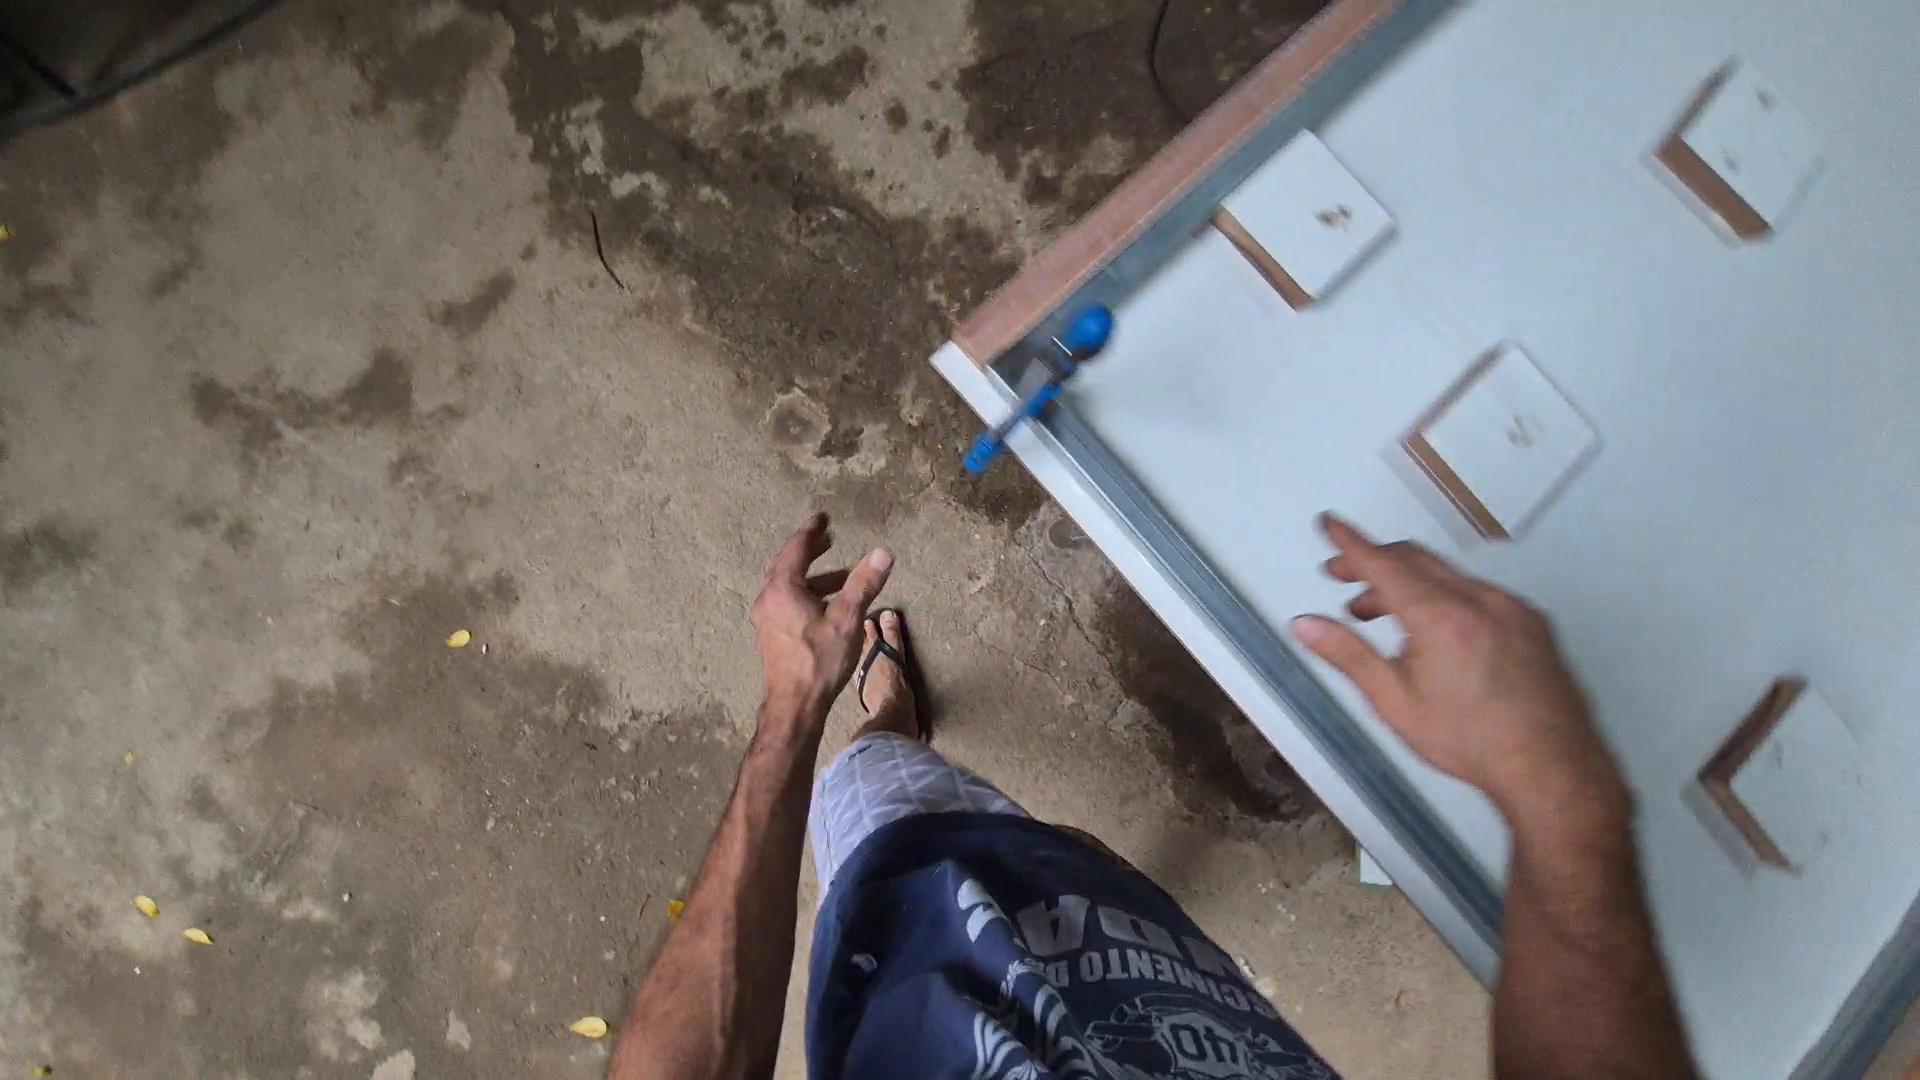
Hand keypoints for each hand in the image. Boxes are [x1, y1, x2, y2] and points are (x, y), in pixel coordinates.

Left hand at [750, 513, 893, 722]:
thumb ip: (863, 584)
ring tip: (840, 578)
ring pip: (787, 587)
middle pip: (787, 566)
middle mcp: (768, 599)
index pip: (796, 550)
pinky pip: (786, 602)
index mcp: (783, 588)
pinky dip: (805, 594)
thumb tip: (883, 553)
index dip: (811, 533)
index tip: (822, 519)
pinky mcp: (771, 635)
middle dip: (808, 552)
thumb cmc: (820, 659)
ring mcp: (766, 619)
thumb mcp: (847, 618)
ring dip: (812, 578)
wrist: (795, 704)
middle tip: (827, 540)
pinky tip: (825, 606)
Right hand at [1290, 514, 1627, 824]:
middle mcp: (1480, 602)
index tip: (1329, 523)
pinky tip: (1427, 627)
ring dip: (1404, 581)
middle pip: (1414, 559)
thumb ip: (1346, 654)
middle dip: (1372, 560)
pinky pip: (1474, 591)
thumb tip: (1304, 624)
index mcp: (1441, 617)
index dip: (1350, 542)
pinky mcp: (1531, 623)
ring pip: (1445, 574)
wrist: (1554, 772)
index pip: (1383, 563)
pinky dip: (1440, 593)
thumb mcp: (1393, 700)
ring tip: (1374, 611)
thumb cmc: (1470, 741)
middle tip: (1340, 575)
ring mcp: (1512, 610)